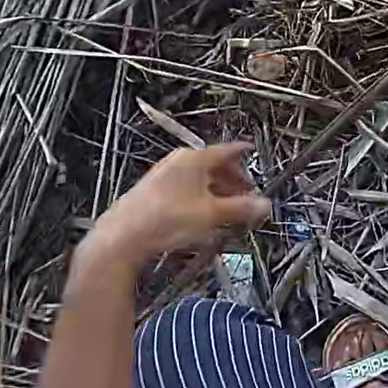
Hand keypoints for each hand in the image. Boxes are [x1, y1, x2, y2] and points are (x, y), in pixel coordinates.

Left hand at [79, 143, 271, 269]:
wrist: (124, 237)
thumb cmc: (166, 220)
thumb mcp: (212, 215)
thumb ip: (241, 209)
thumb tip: (264, 205)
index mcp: (194, 159)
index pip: (226, 150)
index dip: (243, 153)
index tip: (252, 152)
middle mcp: (178, 162)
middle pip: (213, 165)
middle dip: (233, 179)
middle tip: (247, 194)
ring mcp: (164, 176)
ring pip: (199, 178)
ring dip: (217, 190)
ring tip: (229, 209)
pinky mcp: (154, 192)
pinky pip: (185, 188)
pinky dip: (200, 197)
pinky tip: (203, 215)